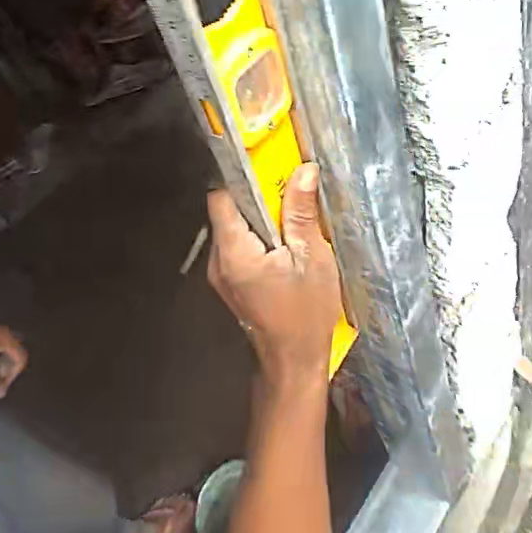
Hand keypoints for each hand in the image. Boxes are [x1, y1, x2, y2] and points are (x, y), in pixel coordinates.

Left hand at [206, 163, 341, 391]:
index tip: (269, 170)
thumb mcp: (312, 259)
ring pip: (234, 230)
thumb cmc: (306, 314)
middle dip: (257, 199)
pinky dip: (258, 239)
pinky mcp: (229, 283)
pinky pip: (238, 247)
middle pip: (228, 212)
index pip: (222, 198)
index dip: (243, 180)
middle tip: (289, 195)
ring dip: (260, 220)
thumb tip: (304, 171)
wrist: (294, 362)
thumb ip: (302, 214)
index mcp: (235, 252)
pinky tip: (283, 246)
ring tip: (290, 223)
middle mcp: (218, 261)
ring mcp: (220, 274)